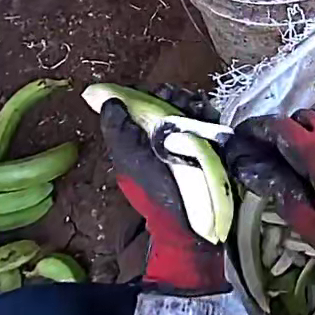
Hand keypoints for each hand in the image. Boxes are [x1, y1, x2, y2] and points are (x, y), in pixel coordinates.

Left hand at [100, 97, 227, 295]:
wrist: (190, 220)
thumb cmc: (156, 190)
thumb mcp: (129, 157)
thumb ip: (116, 128)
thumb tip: (106, 98)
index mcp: (138, 137)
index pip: (142, 103)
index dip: (149, 94)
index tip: (158, 93)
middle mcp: (159, 137)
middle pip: (167, 102)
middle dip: (174, 96)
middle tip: (180, 99)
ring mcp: (184, 141)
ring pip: (188, 109)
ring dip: (192, 103)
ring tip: (196, 107)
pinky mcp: (207, 147)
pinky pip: (208, 122)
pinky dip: (208, 114)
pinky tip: (208, 115)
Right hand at [226, 110, 314, 314]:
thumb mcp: (309, 224)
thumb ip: (283, 195)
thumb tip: (265, 178)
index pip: (284, 127)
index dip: (262, 128)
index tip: (248, 134)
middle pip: (305, 119)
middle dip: (287, 130)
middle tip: (277, 151)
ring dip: (310, 137)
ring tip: (304, 163)